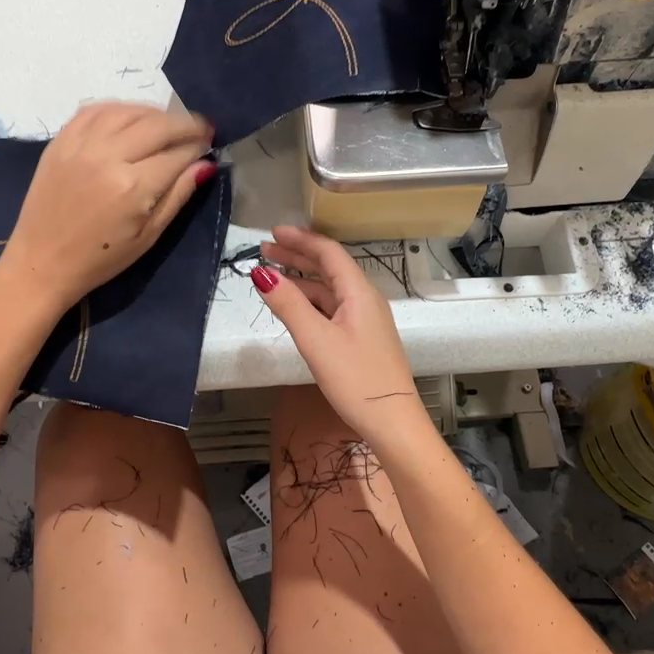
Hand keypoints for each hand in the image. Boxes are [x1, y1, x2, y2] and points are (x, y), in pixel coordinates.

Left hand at [2, 102, 214, 309]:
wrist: (42, 262)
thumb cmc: (101, 259)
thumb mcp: (148, 236)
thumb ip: (177, 196)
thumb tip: (205, 165)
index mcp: (132, 187)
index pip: (177, 154)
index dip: (198, 147)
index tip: (210, 145)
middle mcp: (108, 157)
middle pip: (156, 126)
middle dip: (185, 124)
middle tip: (200, 128)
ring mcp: (80, 145)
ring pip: (127, 111)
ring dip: (154, 113)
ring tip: (168, 123)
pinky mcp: (60, 141)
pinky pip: (94, 110)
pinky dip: (119, 108)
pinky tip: (131, 117)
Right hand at [252, 225, 428, 439]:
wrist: (393, 421)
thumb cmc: (356, 379)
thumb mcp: (316, 340)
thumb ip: (288, 304)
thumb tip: (261, 273)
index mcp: (358, 292)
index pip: (328, 252)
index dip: (299, 239)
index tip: (272, 233)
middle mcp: (365, 299)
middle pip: (329, 268)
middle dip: (297, 256)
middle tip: (265, 250)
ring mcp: (365, 320)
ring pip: (330, 289)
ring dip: (302, 279)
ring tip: (272, 276)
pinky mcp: (362, 339)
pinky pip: (333, 308)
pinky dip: (310, 301)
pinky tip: (294, 308)